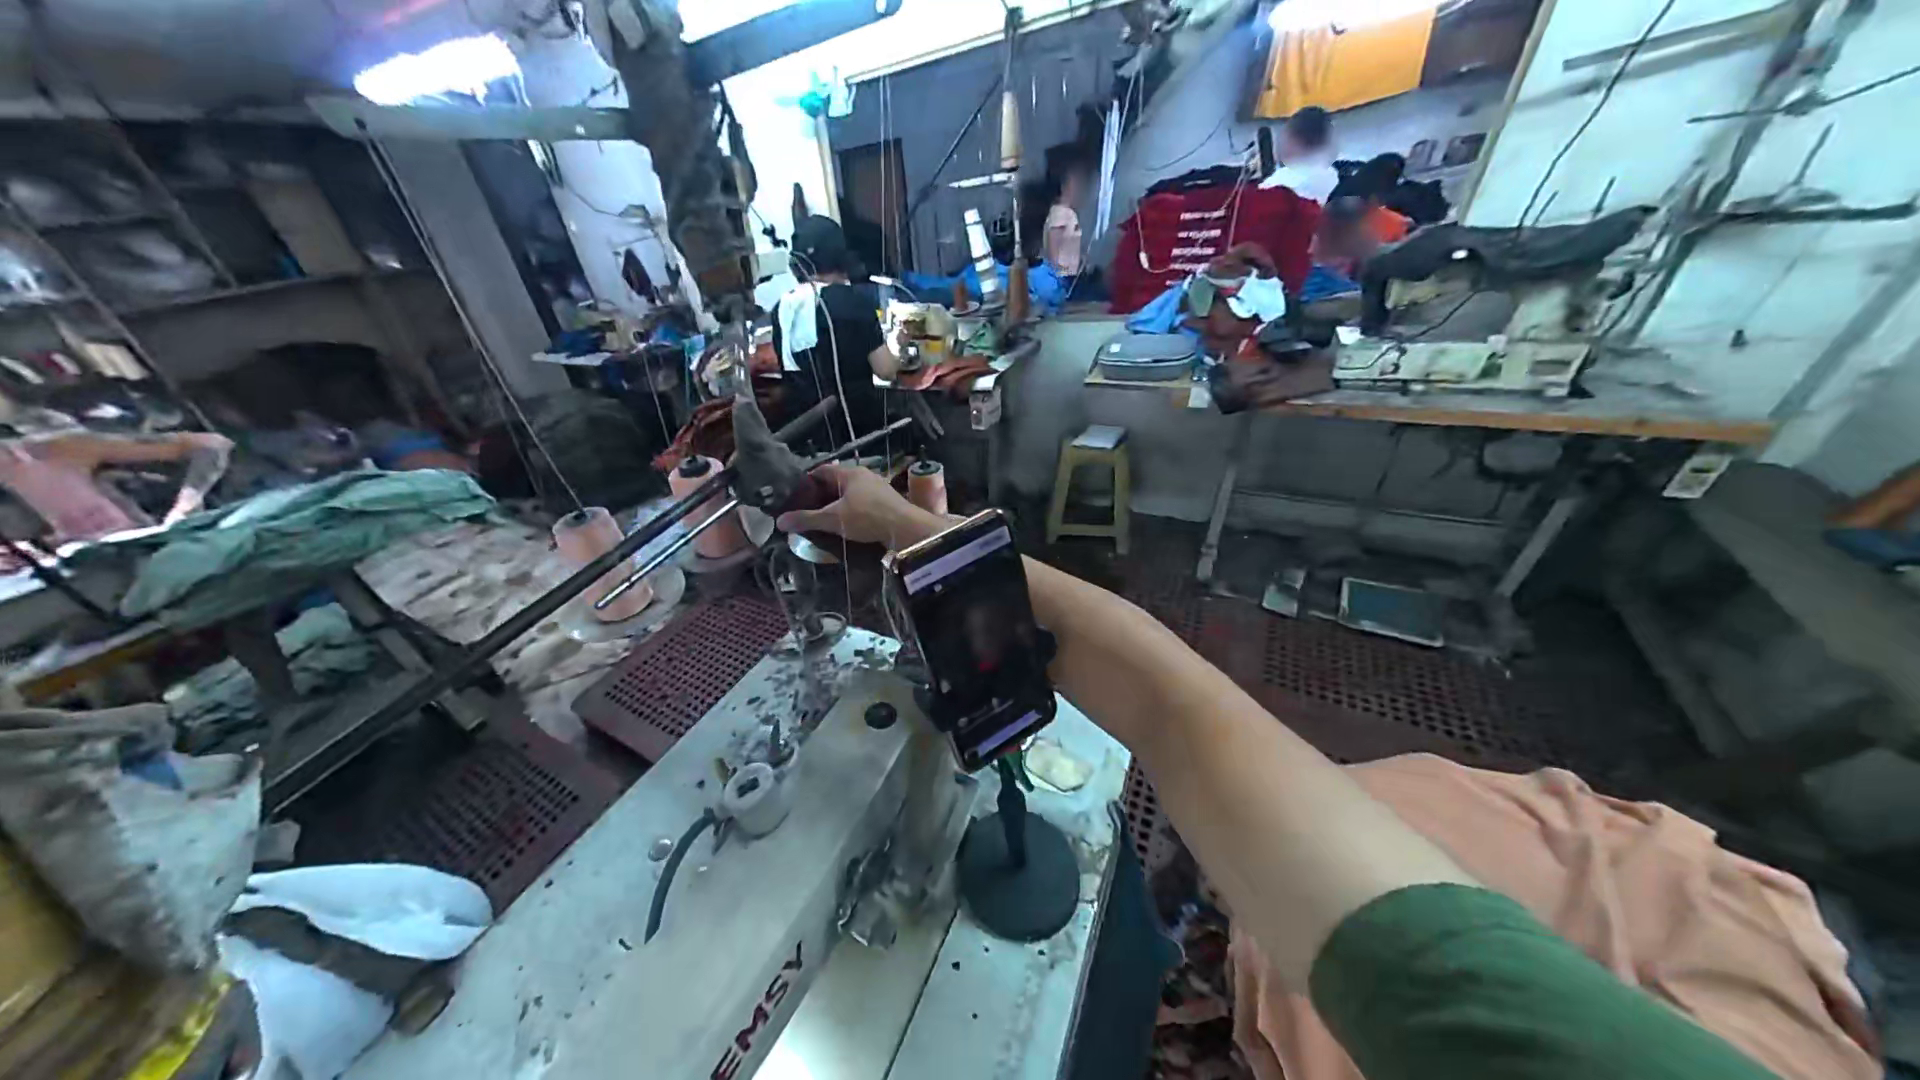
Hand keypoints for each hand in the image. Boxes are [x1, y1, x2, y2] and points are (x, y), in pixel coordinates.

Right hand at [774, 463, 947, 549]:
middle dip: (821, 495)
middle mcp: (864, 475)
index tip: (795, 496)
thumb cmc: (867, 518)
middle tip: (807, 511)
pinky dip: (852, 511)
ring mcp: (878, 488)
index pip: (821, 470)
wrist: (906, 529)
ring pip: (850, 493)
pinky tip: (847, 524)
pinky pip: (863, 503)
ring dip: (838, 504)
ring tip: (825, 520)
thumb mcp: (833, 519)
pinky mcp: (887, 502)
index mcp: (849, 472)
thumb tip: (780, 521)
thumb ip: (807, 519)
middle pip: (836, 482)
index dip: (806, 482)